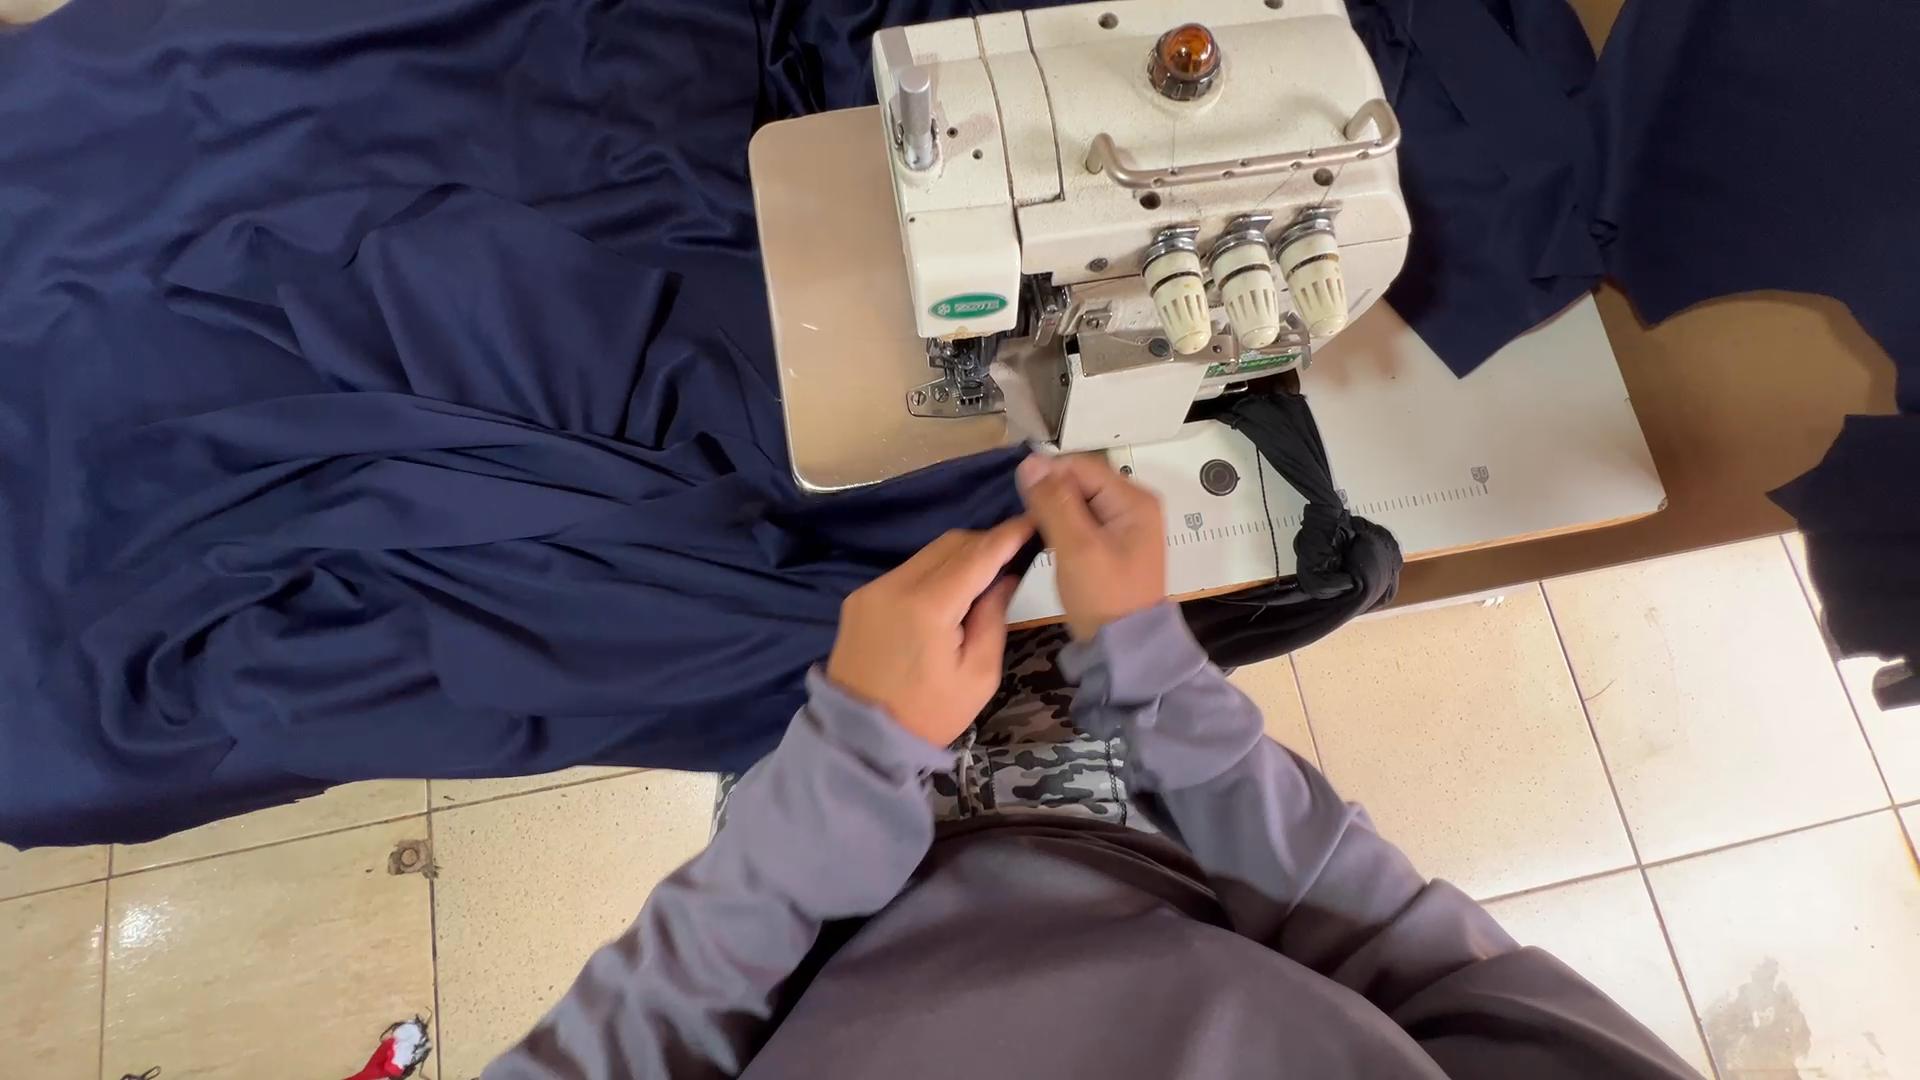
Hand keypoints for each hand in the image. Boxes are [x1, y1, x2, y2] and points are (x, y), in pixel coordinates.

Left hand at [826, 518, 1032, 747]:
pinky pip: (905, 571)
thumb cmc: (928, 715)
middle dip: (984, 544)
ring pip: (926, 554)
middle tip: (1011, 556)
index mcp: (928, 606)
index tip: (1031, 521)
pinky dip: (932, 574)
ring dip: (958, 558)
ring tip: (981, 580)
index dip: (1007, 535)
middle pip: (950, 544)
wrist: (858, 738)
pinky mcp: (858, 598)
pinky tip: (945, 597)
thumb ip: (993, 618)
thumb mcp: (978, 676)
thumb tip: (1004, 578)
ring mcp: (872, 589)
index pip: (977, 555)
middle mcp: (895, 585)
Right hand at [1017, 454, 1166, 639]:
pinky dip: (1063, 525)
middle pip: (1080, 481)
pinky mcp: (1114, 542)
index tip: (1021, 500)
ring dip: (1054, 511)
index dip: (1048, 476)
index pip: (1080, 465)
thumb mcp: (1076, 547)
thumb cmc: (1102, 597)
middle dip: (1051, 495)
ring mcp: (1126, 524)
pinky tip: (1048, 542)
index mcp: (1134, 499)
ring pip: (1078, 500)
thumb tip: (1030, 462)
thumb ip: (1054, 502)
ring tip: (1036, 532)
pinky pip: (1082, 519)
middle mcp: (1134, 504)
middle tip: (1028, 522)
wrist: (1123, 648)